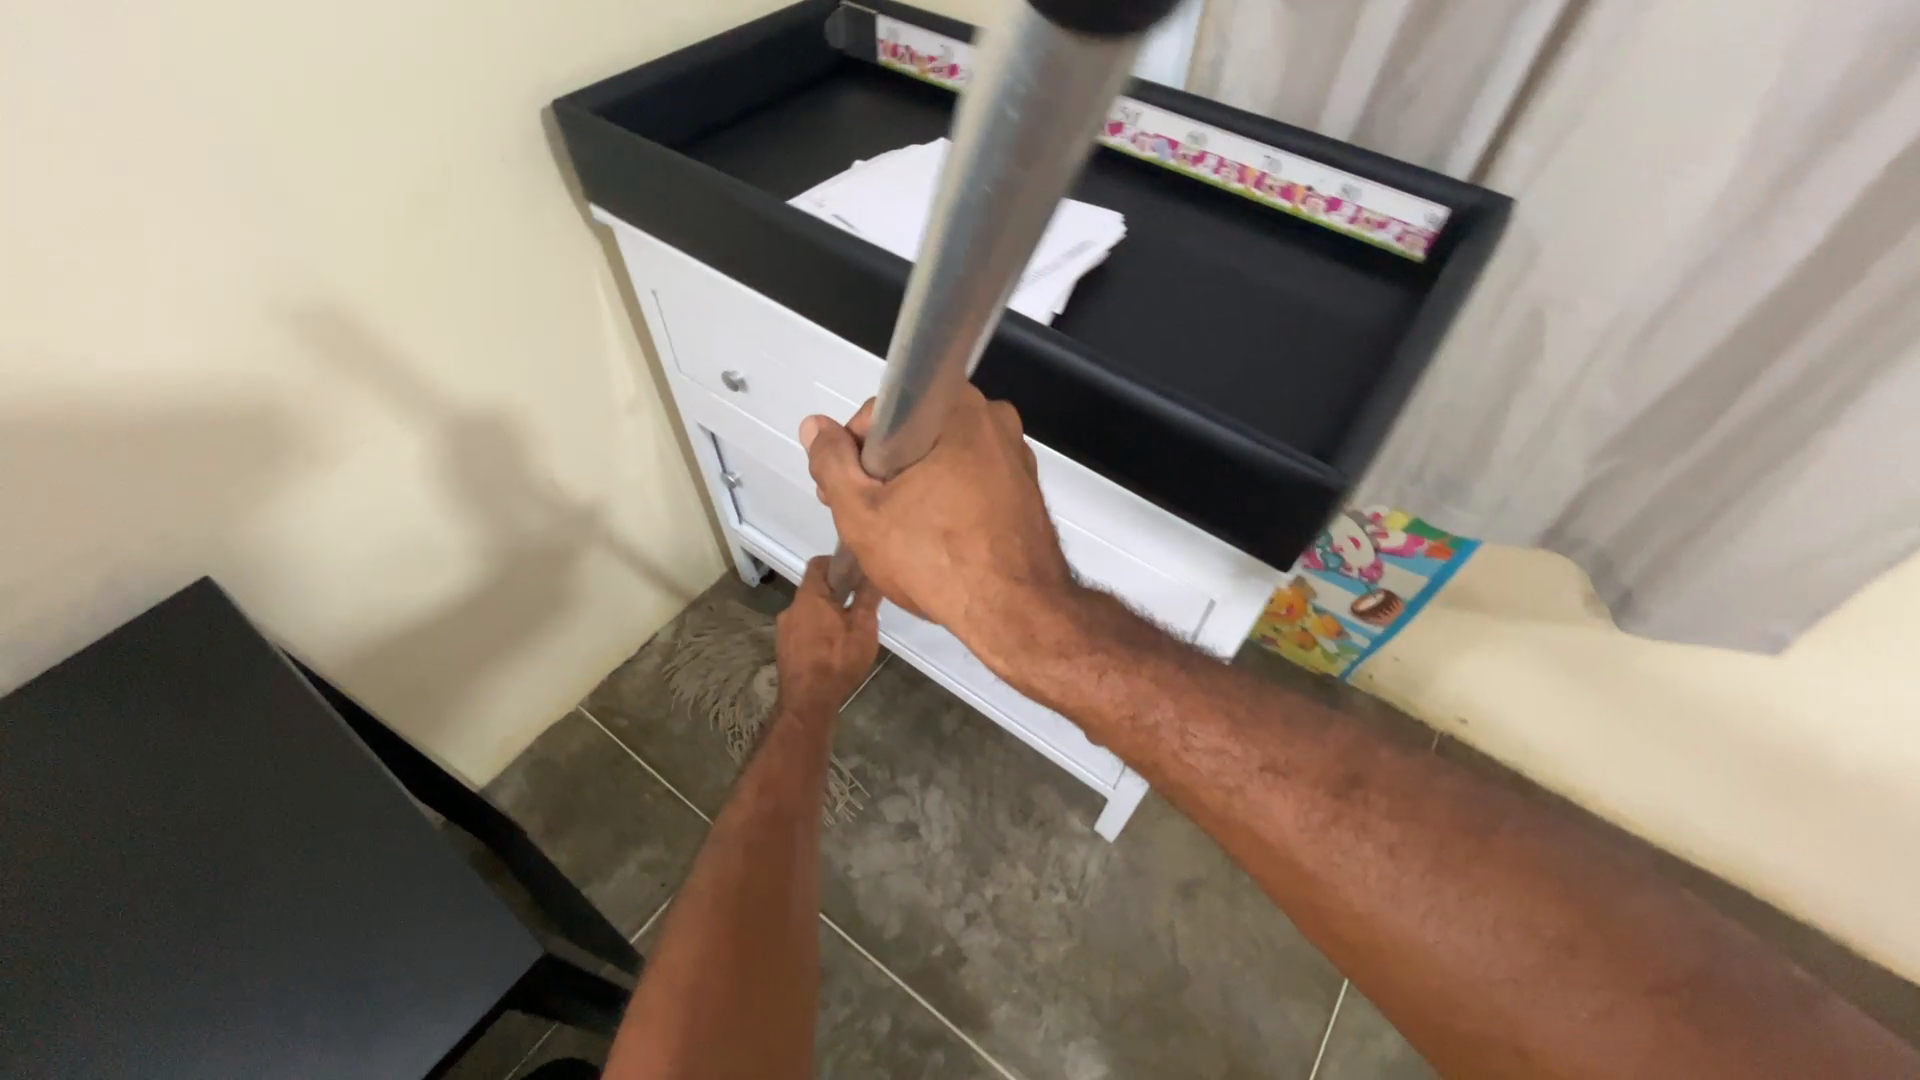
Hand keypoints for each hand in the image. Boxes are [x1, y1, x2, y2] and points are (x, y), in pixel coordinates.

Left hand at [774, 556, 882, 720]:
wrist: (808, 701)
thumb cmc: (838, 660)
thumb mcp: (863, 628)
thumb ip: (867, 598)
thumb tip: (872, 574)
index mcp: (810, 596)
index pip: (818, 563)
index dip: (836, 562)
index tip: (855, 570)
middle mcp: (792, 608)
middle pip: (814, 588)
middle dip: (836, 591)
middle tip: (859, 602)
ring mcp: (785, 629)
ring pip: (809, 611)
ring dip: (827, 613)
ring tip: (849, 628)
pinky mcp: (784, 648)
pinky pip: (803, 629)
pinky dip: (818, 630)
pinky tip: (833, 647)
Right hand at [799, 387, 1076, 671]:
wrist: (1014, 613)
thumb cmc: (936, 558)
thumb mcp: (862, 511)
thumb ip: (831, 462)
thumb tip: (815, 428)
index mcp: (957, 409)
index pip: (884, 412)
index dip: (851, 450)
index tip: (841, 490)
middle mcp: (994, 421)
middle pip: (916, 434)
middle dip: (883, 470)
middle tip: (861, 515)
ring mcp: (1015, 457)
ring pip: (944, 460)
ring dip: (914, 487)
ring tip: (894, 534)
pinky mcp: (1026, 490)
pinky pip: (973, 483)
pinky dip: (948, 501)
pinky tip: (933, 539)